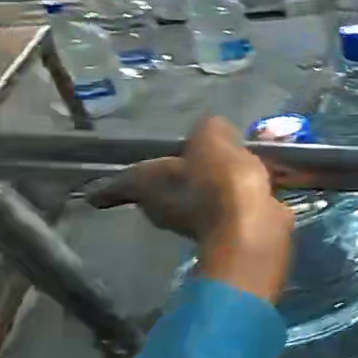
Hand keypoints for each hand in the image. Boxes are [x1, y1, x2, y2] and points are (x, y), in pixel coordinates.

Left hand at [87, 117, 295, 303]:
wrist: (253, 229)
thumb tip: (212, 128)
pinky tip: (259, 181)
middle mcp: (163, 207)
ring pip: (199, 196)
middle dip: (175, 176)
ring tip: (236, 165)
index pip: (118, 184)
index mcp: (147, 184)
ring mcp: (195, 221)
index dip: (110, 185)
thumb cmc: (219, 184)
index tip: (99, 190)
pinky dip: (239, 194)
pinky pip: (229, 205)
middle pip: (160, 190)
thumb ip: (208, 129)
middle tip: (191, 159)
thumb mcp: (212, 141)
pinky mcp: (228, 229)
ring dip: (212, 184)